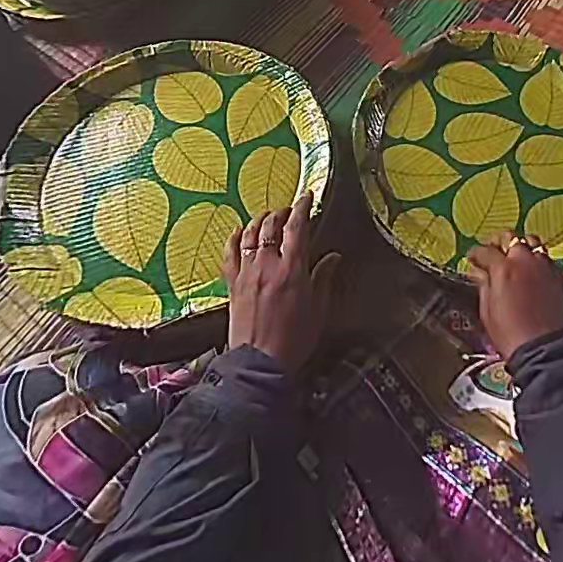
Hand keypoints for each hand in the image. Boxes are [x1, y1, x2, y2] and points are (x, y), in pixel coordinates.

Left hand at [223, 191, 341, 369]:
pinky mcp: (232, 285)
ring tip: (268, 217)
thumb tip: (334, 257)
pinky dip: (233, 238)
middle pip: (271, 225)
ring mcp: (246, 274)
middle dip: (281, 211)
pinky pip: (229, 254)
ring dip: (259, 220)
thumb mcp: (318, 308)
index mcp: (292, 269)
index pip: (297, 227)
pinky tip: (238, 232)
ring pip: (249, 234)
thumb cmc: (295, 338)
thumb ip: (324, 278)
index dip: (302, 207)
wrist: (259, 365)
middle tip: (290, 210)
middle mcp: (267, 265)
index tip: (307, 197)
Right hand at [467, 234, 562, 357]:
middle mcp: (524, 261)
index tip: (473, 257)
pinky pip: (544, 256)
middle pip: (510, 237)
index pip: (486, 251)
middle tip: (491, 250)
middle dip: (498, 242)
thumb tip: (480, 273)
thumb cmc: (512, 334)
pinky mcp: (556, 275)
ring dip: (520, 244)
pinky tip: (530, 266)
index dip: (476, 253)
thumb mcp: (487, 311)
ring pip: (531, 241)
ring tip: (513, 254)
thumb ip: (484, 285)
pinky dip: (535, 256)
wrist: (544, 349)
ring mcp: (542, 266)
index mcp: (503, 268)